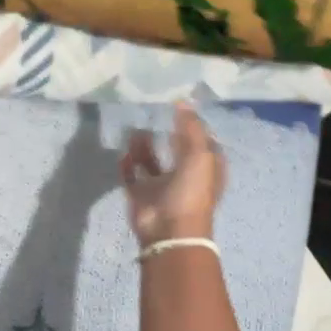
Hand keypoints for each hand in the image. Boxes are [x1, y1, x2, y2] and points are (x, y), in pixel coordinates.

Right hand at [120, 103, 225, 248]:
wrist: (168, 229)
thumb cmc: (191, 191)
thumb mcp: (199, 155)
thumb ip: (191, 127)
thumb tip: (183, 101)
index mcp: (205, 168)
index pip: (203, 142)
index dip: (194, 125)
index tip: (180, 106)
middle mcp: (184, 175)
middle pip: (175, 149)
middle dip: (165, 134)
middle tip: (152, 114)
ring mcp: (161, 186)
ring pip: (150, 160)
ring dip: (142, 146)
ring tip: (134, 132)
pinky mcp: (140, 193)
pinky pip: (131, 174)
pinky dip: (127, 163)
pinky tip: (124, 154)